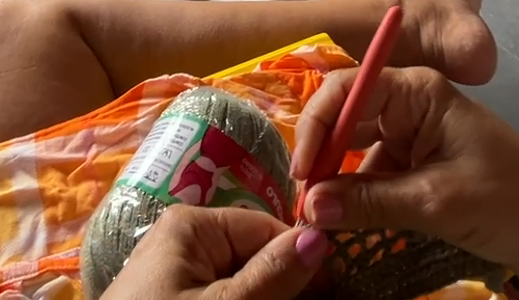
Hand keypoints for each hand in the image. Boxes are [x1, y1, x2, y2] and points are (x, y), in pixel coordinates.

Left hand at [100, 205, 329, 299]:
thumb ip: (271, 276)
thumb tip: (319, 234)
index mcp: (193, 225)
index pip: (265, 227)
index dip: (303, 259)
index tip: (339, 290)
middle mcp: (185, 242)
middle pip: (255, 258)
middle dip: (285, 286)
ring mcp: (179, 278)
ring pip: (242, 285)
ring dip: (268, 297)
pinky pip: (221, 297)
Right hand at [290, 66, 518, 277]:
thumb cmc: (511, 200)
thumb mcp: (436, 202)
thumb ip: (369, 202)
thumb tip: (309, 209)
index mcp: (416, 90)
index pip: (347, 89)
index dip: (317, 124)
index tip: (299, 172)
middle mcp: (409, 104)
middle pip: (348, 119)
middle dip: (321, 157)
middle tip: (300, 202)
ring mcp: (415, 136)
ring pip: (358, 151)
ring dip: (337, 183)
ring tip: (315, 218)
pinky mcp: (420, 167)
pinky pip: (376, 175)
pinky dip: (359, 198)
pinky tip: (342, 222)